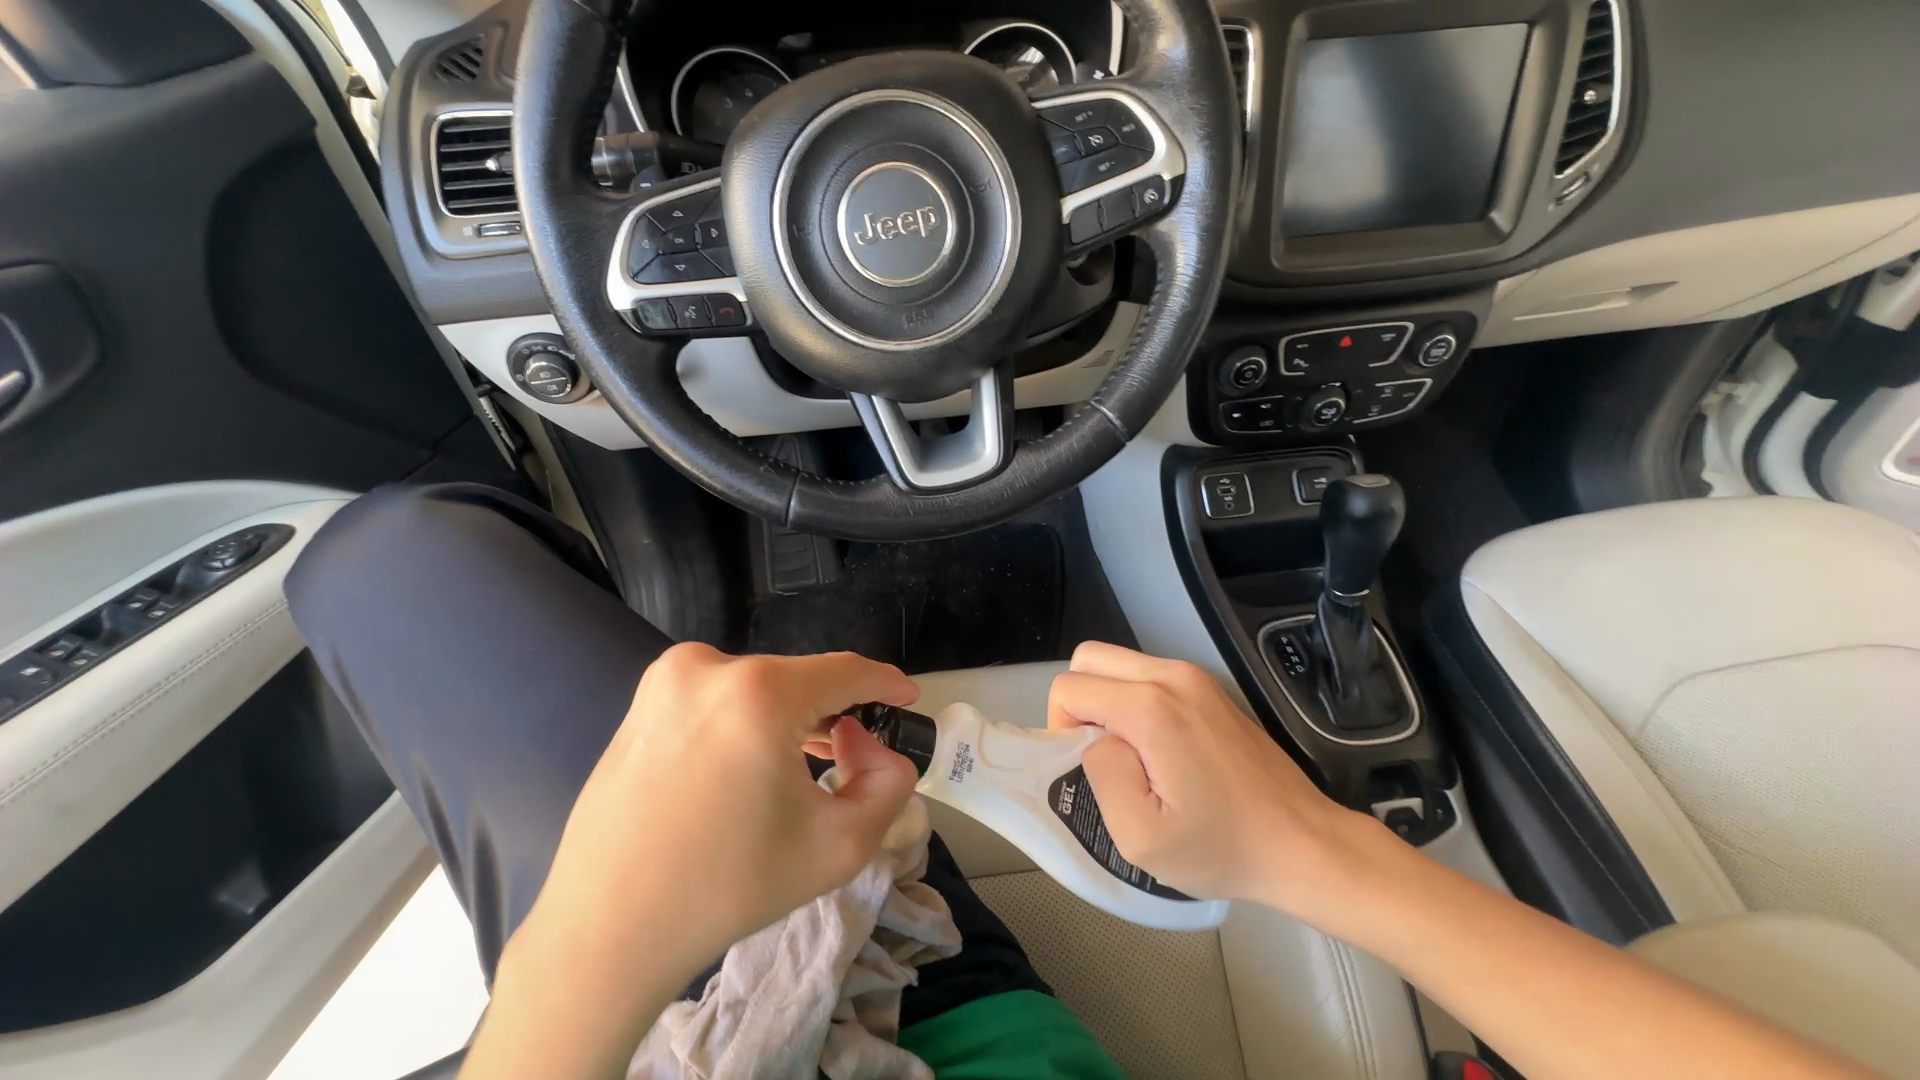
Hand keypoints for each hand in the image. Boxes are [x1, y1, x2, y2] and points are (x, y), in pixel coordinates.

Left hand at [522, 644, 921, 978]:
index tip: (908, 699)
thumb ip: (889, 782)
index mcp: (759, 693)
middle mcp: (708, 667)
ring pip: (759, 689)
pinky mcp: (640, 704)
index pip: (846, 672)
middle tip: (852, 761)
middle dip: (835, 714)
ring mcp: (665, 682)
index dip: (886, 683)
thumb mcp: (842, 844)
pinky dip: (745, 724)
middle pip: (801, 681)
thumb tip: (870, 744)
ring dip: (790, 719)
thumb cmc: (730, 887)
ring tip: (801, 771)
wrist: (609, 929)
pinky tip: (745, 772)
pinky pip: (718, 699)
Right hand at [1046, 641, 1374, 914]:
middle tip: (1102, 755)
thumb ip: (1101, 775)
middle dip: (1078, 704)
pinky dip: (1135, 702)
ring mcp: (1196, 678)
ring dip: (1107, 701)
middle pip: (1089, 659)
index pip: (1069, 687)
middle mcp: (1172, 676)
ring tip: (1133, 757)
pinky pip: (1149, 676)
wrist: (1303, 843)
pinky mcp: (1211, 690)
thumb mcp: (1141, 836)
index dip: (1061, 728)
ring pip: (1119, 663)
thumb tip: (1093, 740)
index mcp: (1151, 707)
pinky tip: (1161, 751)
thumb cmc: (1222, 847)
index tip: (1089, 768)